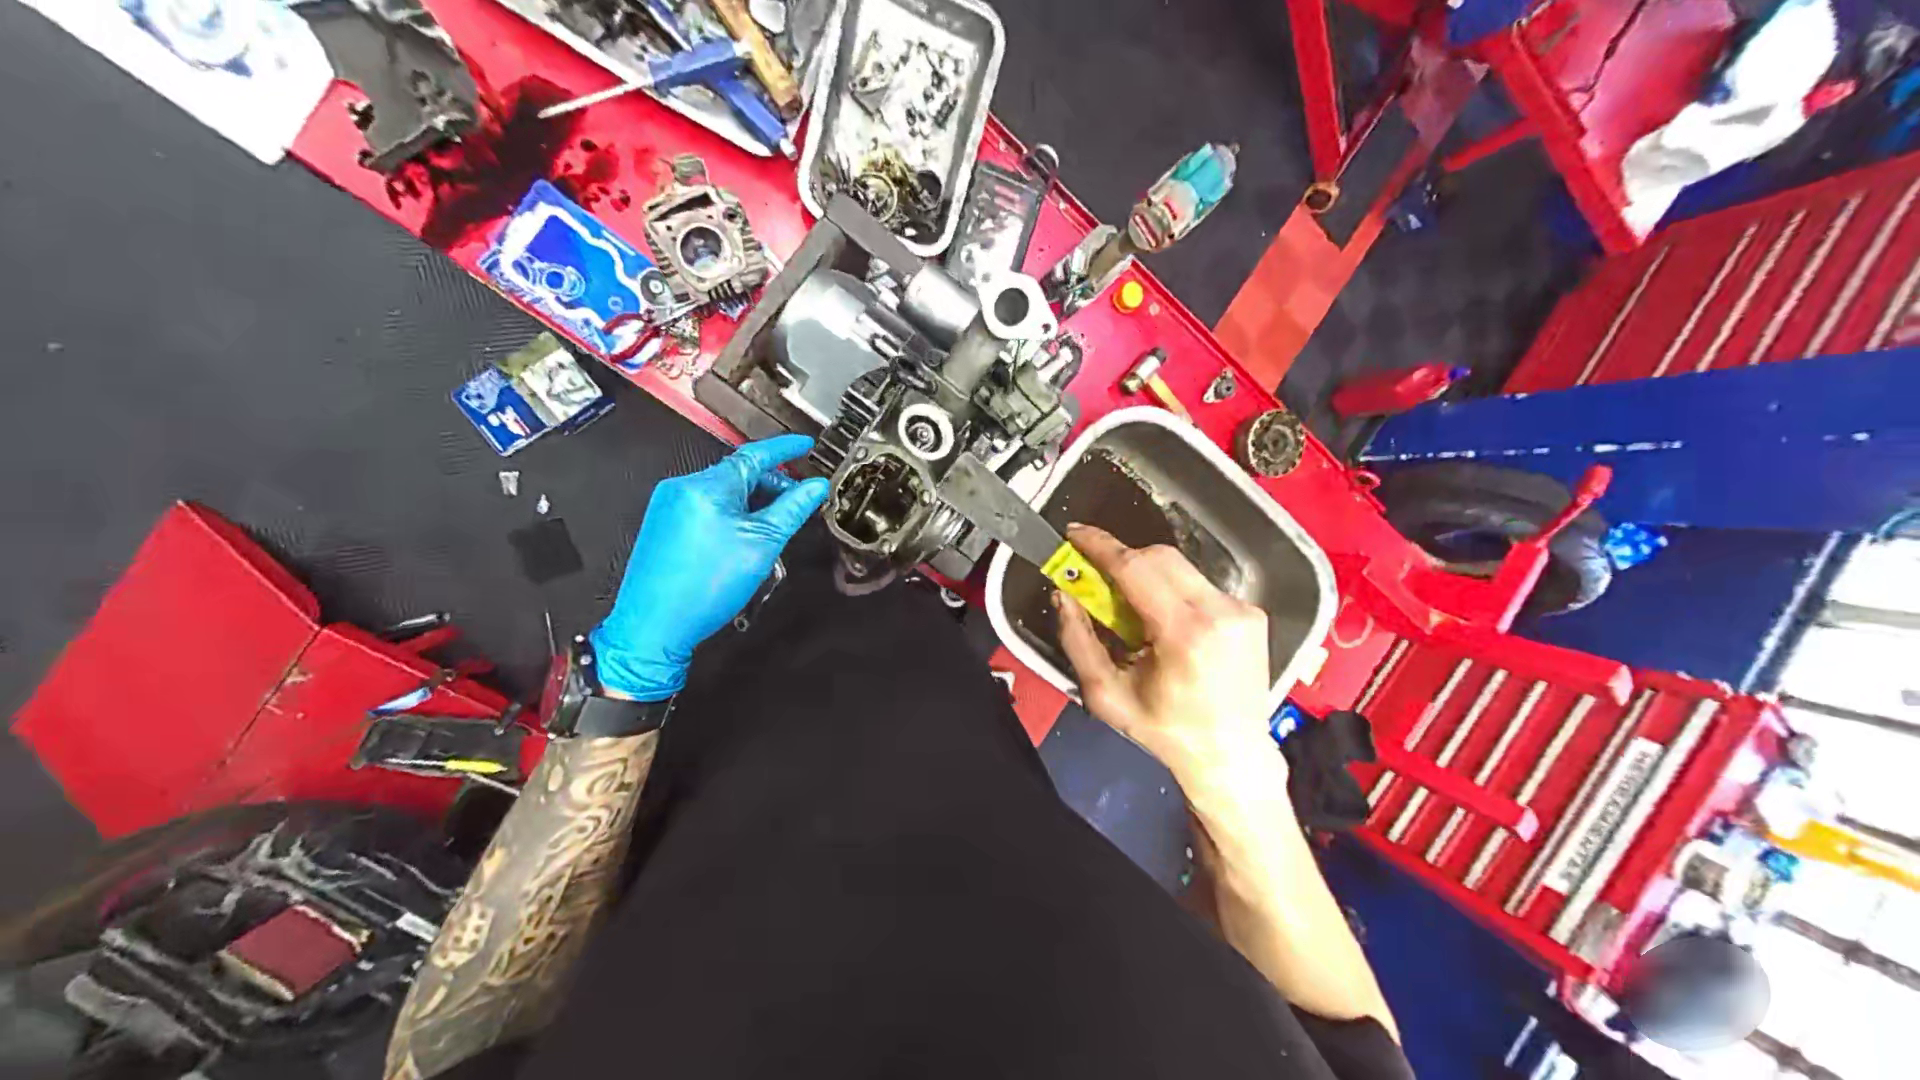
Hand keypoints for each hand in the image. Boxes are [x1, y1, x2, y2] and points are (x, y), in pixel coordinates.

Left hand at [589, 435, 828, 700]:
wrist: (655, 625)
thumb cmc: (702, 588)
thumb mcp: (762, 545)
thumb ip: (792, 509)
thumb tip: (815, 486)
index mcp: (707, 486)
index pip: (755, 454)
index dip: (785, 449)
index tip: (804, 445)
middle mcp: (684, 487)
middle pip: (740, 473)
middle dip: (773, 485)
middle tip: (799, 502)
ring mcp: (671, 505)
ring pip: (724, 491)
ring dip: (754, 503)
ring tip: (773, 528)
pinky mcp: (666, 523)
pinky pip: (707, 506)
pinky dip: (732, 514)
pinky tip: (746, 536)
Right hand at [1054, 524, 1278, 785]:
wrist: (1231, 755)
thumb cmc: (1168, 732)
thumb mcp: (1106, 695)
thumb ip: (1077, 640)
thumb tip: (1063, 597)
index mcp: (1185, 635)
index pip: (1136, 568)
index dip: (1100, 546)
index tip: (1075, 534)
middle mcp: (1220, 614)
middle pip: (1159, 557)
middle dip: (1121, 559)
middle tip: (1095, 576)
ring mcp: (1242, 611)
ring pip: (1180, 567)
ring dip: (1147, 576)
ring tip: (1132, 612)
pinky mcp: (1251, 613)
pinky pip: (1200, 584)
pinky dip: (1172, 592)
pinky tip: (1164, 623)